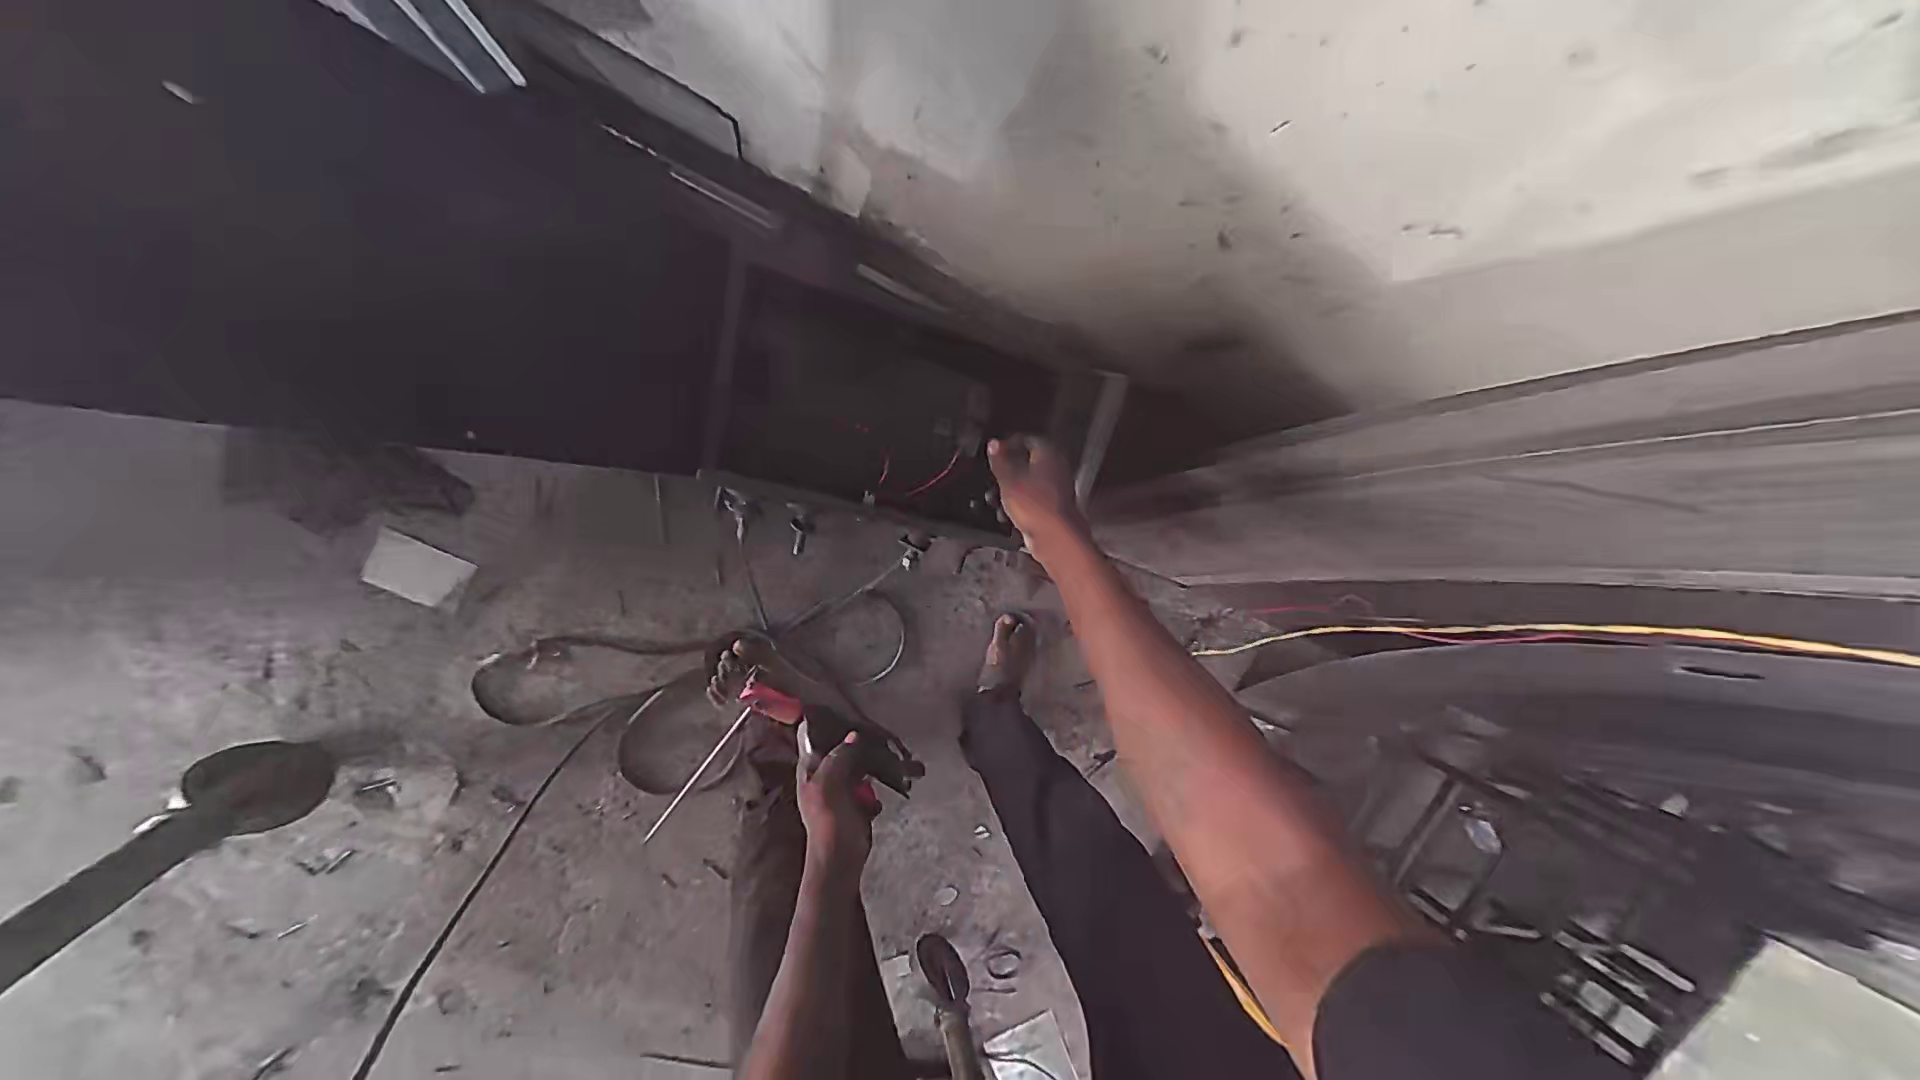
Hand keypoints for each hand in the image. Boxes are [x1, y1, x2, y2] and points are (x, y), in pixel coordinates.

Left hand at [797, 731, 873, 885]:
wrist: (841, 859)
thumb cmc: (830, 821)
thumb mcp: (830, 783)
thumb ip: (840, 757)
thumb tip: (854, 735)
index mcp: (809, 770)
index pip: (813, 738)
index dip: (826, 723)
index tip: (846, 711)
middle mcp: (822, 776)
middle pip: (838, 750)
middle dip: (854, 742)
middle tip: (873, 729)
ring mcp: (839, 790)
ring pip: (855, 765)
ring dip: (868, 760)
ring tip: (883, 749)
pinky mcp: (856, 802)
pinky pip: (867, 784)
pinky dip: (874, 782)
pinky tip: (883, 779)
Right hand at [987, 435, 1089, 554]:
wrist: (1055, 537)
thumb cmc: (1036, 505)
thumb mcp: (1008, 480)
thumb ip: (1000, 460)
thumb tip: (994, 445)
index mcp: (1048, 454)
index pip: (1028, 439)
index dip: (1010, 444)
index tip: (997, 451)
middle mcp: (1057, 468)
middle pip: (1030, 462)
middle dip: (1010, 468)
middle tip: (995, 474)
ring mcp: (1058, 489)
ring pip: (1031, 482)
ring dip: (1013, 488)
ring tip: (997, 497)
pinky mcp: (1054, 508)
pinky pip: (1034, 500)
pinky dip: (1021, 503)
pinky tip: (1009, 512)